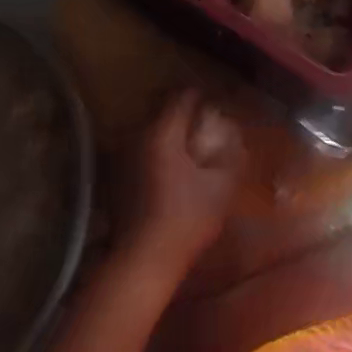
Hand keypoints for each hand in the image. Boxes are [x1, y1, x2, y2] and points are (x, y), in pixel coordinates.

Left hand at [119, 88, 244, 271]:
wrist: (145, 257)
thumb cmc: (186, 220)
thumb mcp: (221, 189)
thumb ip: (231, 157)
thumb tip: (234, 138)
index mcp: (162, 133)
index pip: (181, 97)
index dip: (199, 93)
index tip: (213, 97)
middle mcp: (137, 134)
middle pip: (161, 108)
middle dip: (182, 109)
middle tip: (202, 117)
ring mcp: (123, 152)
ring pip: (148, 127)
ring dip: (167, 128)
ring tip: (188, 140)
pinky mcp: (117, 171)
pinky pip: (139, 145)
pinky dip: (155, 146)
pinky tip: (170, 163)